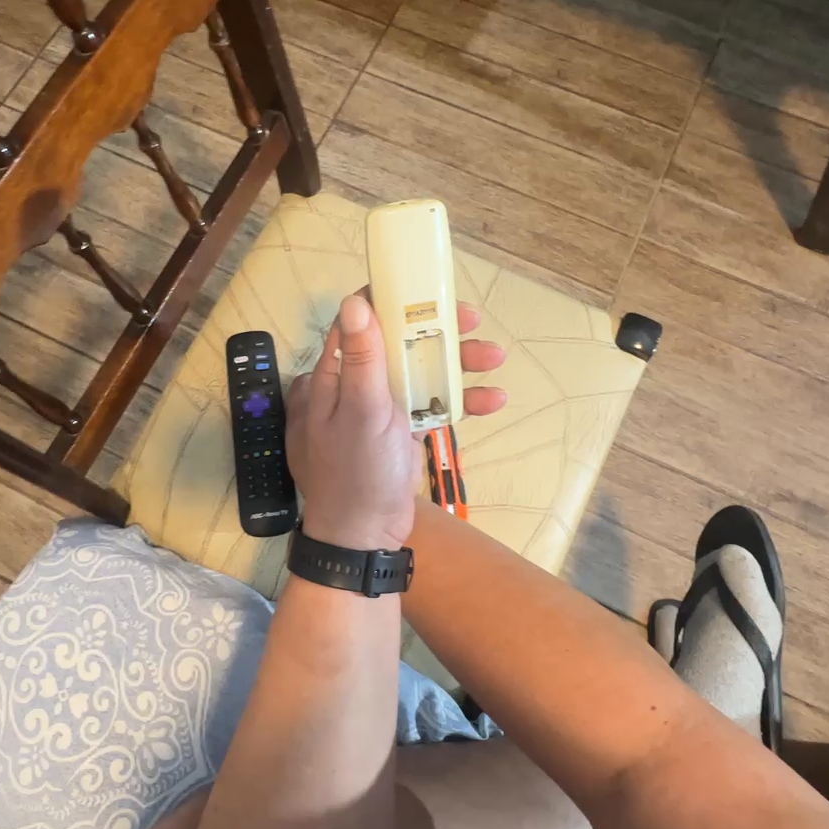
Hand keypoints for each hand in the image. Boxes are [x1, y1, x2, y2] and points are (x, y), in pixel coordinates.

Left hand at [285, 294, 506, 551]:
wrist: (364, 537)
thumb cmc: (355, 473)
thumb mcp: (359, 412)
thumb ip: (360, 359)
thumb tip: (354, 302)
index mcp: (332, 377)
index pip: (357, 323)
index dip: (391, 301)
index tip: (425, 290)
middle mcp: (353, 387)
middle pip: (396, 344)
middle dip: (437, 333)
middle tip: (472, 321)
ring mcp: (378, 410)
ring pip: (418, 373)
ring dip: (457, 365)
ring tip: (495, 357)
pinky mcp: (400, 431)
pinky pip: (429, 406)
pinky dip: (458, 402)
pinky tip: (492, 400)